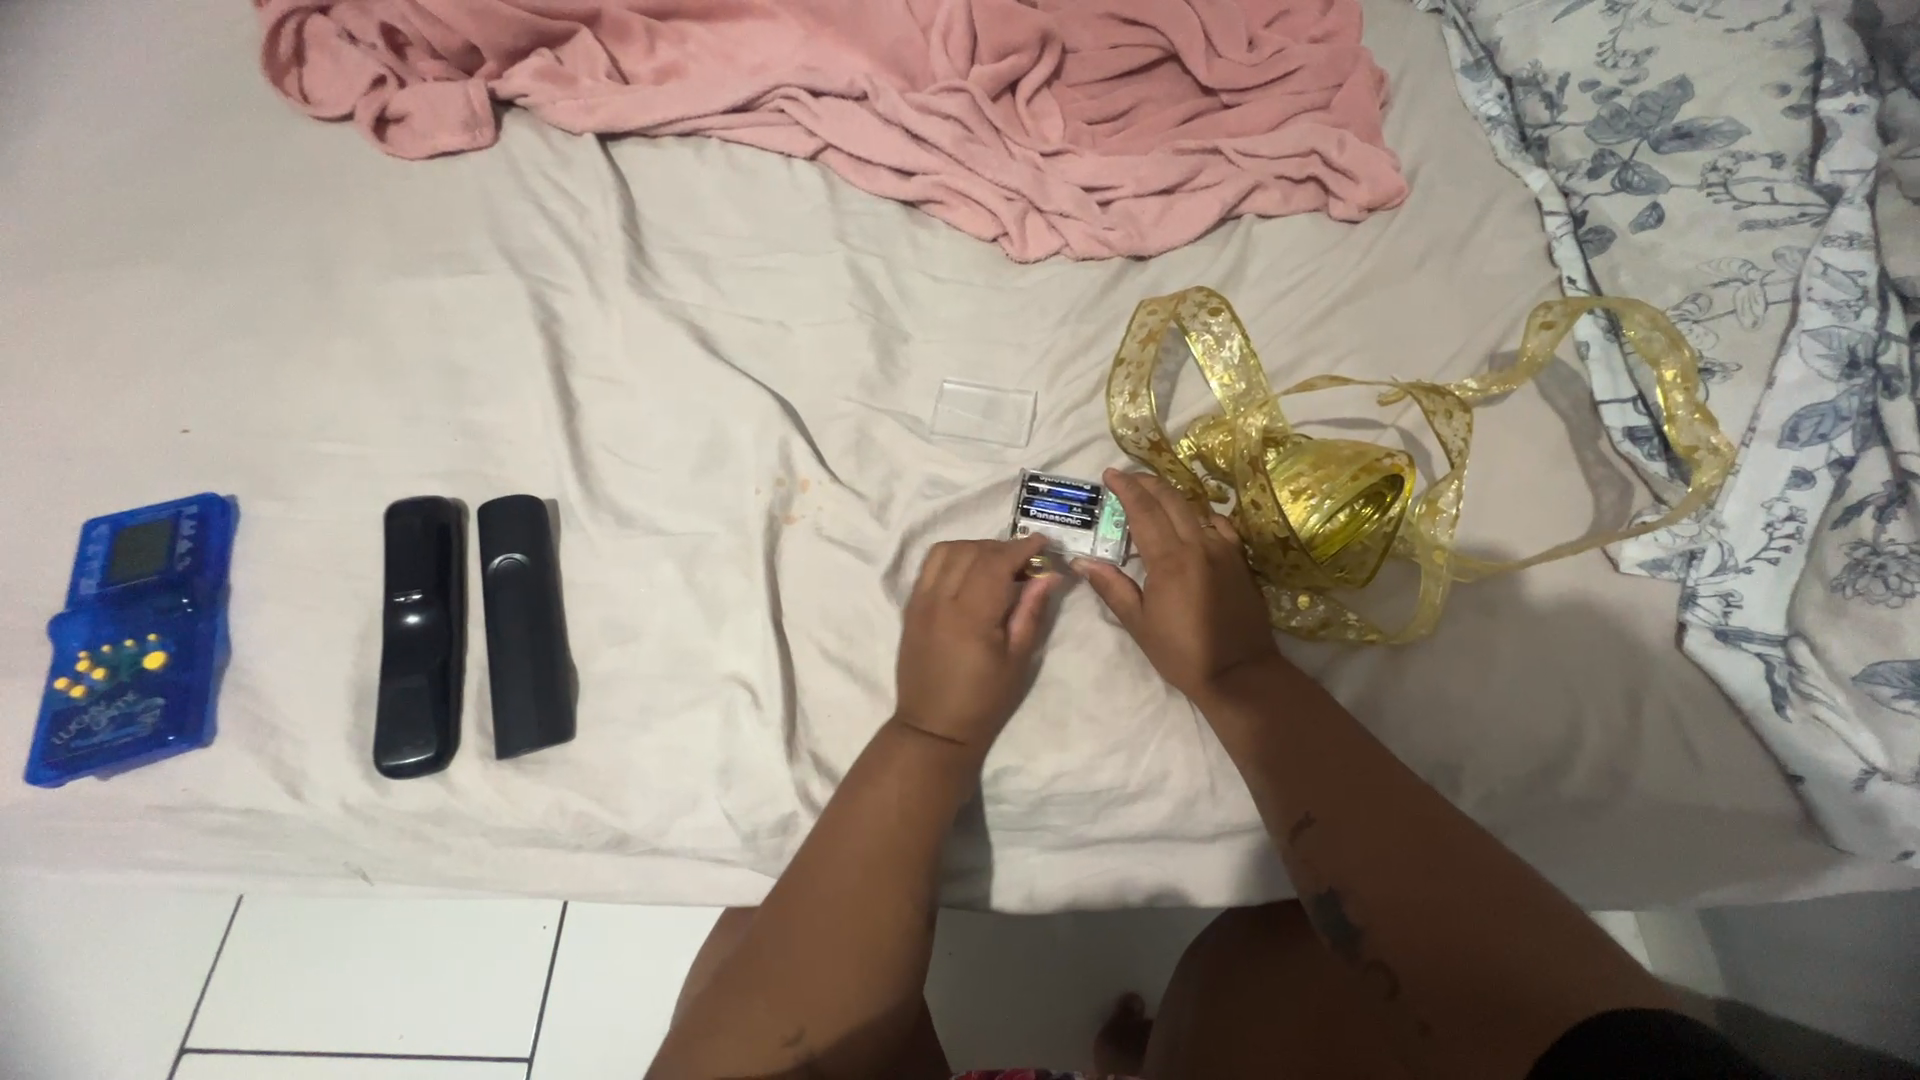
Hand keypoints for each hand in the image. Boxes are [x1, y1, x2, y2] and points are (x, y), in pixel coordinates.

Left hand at [894, 533, 1059, 753]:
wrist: (934, 727)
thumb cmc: (984, 700)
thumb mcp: (1018, 660)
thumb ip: (1031, 611)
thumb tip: (1049, 575)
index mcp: (970, 616)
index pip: (996, 562)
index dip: (1022, 547)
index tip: (1044, 543)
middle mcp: (940, 601)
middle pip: (972, 550)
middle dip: (1002, 547)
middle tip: (1026, 560)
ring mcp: (920, 601)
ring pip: (946, 550)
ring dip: (975, 547)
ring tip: (997, 564)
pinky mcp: (911, 607)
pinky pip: (930, 565)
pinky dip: (953, 557)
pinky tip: (971, 572)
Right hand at [1076, 469, 1281, 703]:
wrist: (1240, 672)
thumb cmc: (1182, 652)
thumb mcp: (1138, 624)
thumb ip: (1111, 587)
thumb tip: (1083, 562)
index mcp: (1169, 559)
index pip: (1144, 510)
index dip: (1126, 489)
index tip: (1110, 474)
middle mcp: (1199, 545)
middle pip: (1171, 499)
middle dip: (1147, 483)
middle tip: (1127, 477)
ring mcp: (1224, 549)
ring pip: (1195, 508)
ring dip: (1171, 496)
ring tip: (1153, 494)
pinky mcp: (1240, 560)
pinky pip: (1219, 525)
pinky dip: (1200, 515)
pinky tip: (1193, 522)